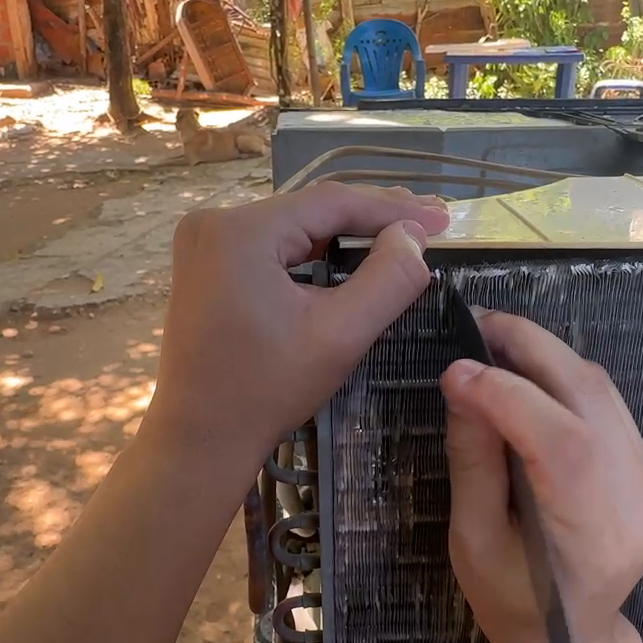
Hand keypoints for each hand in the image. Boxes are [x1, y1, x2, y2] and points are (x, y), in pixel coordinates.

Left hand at [143, 182, 448, 485]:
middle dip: (371, 219)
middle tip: (430, 223)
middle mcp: (214, 223)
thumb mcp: (338, 335)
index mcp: (240, 230)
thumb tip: (414, 236)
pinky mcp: (205, 267)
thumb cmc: (266, 390)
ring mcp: (203, 244)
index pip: (331, 202)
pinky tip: (347, 257)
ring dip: (343, 235)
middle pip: (309, 211)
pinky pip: (271, 247)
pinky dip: (312, 253)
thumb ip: (387, 279)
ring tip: (398, 236)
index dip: (392, 208)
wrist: (198, 440)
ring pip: (292, 228)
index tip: (443, 218)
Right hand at [441, 311, 642, 642]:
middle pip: (590, 397)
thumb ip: (473, 460)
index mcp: (594, 537)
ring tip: (491, 339)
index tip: (456, 369)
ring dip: (543, 353)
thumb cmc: (510, 600)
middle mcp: (638, 501)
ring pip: (599, 388)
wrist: (572, 640)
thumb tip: (462, 381)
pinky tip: (524, 371)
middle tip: (474, 323)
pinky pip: (604, 402)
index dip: (509, 396)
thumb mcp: (472, 540)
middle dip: (528, 347)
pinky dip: (560, 375)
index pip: (564, 444)